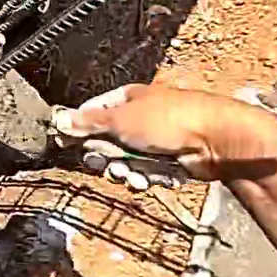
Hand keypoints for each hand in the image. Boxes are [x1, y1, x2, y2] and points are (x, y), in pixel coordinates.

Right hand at [52, 84, 275, 182]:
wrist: (217, 139)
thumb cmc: (171, 120)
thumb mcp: (120, 119)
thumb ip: (88, 123)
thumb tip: (59, 120)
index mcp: (128, 99)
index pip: (92, 112)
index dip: (80, 128)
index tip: (69, 143)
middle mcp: (141, 117)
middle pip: (107, 141)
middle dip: (106, 158)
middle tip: (106, 164)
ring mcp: (156, 139)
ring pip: (126, 161)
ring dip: (127, 171)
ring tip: (135, 174)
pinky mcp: (169, 160)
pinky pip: (146, 172)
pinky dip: (147, 177)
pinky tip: (152, 178)